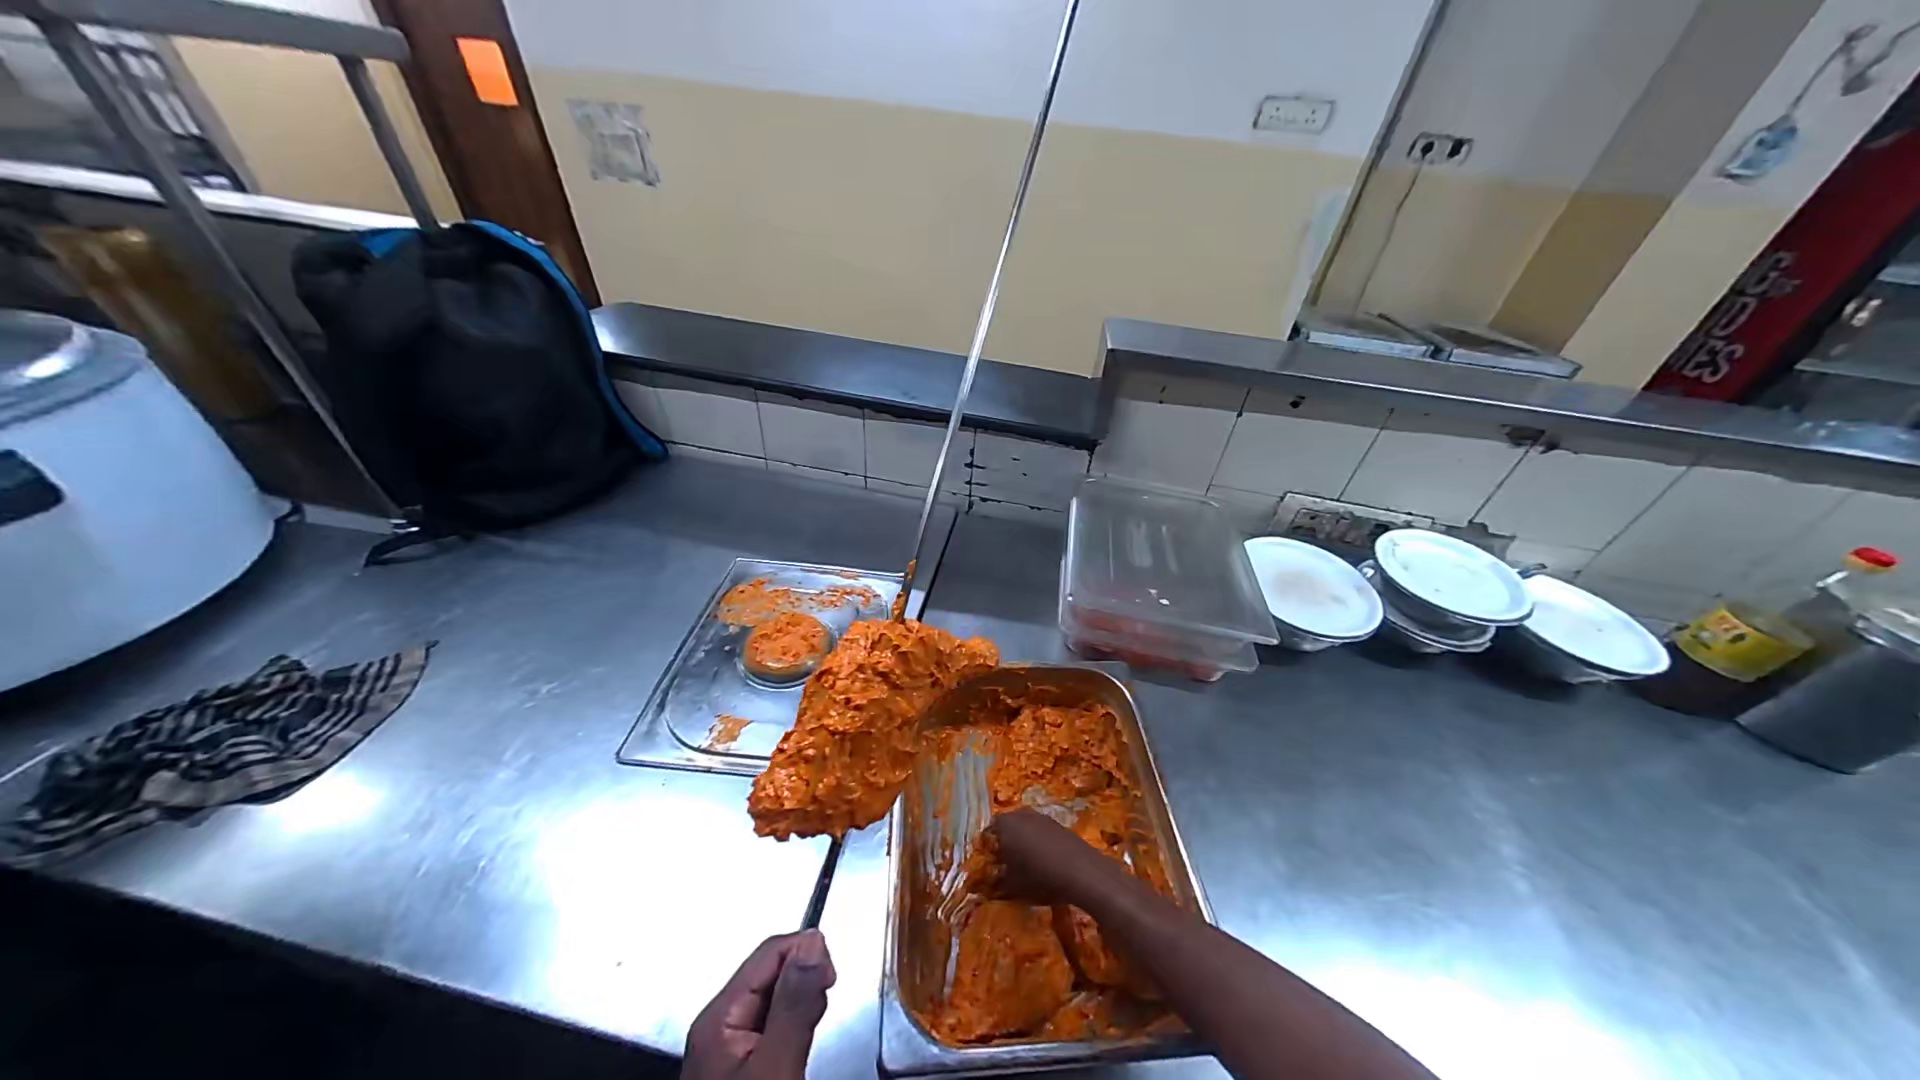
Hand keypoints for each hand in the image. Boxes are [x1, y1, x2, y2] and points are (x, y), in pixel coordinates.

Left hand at [684, 930, 836, 1079]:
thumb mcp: (775, 1065)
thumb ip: (794, 1004)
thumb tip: (813, 942)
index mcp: (718, 1017)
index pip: (770, 951)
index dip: (806, 953)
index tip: (829, 976)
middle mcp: (719, 1025)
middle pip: (773, 973)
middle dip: (804, 984)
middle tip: (816, 1016)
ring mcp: (728, 1047)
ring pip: (777, 1000)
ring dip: (801, 1008)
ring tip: (807, 1039)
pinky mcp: (743, 1064)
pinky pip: (776, 1025)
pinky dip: (795, 1028)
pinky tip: (799, 1050)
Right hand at [985, 808, 1111, 905]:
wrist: (1082, 871)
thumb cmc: (1040, 877)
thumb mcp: (1011, 885)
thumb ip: (995, 881)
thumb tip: (986, 883)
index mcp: (1004, 824)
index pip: (986, 834)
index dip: (987, 850)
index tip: (990, 867)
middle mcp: (1020, 814)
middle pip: (1005, 827)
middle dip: (1004, 843)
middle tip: (1005, 865)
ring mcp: (1041, 817)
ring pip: (1024, 827)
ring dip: (1022, 841)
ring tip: (1025, 864)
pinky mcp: (1058, 824)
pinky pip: (1040, 831)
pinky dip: (1038, 842)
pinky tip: (1044, 861)